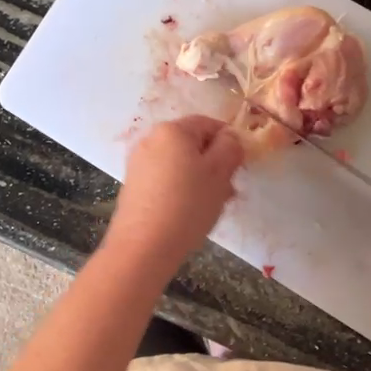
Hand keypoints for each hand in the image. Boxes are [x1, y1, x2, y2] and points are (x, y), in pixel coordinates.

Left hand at [105, 116, 243, 272]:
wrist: (143, 246)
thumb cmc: (187, 205)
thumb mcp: (219, 173)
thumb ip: (230, 148)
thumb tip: (230, 137)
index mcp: (172, 130)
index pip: (209, 124)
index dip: (228, 142)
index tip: (238, 166)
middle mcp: (150, 139)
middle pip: (192, 144)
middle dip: (213, 164)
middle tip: (227, 190)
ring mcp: (138, 163)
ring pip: (179, 163)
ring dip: (198, 178)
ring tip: (210, 206)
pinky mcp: (133, 185)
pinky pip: (164, 179)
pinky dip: (179, 189)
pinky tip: (187, 213)